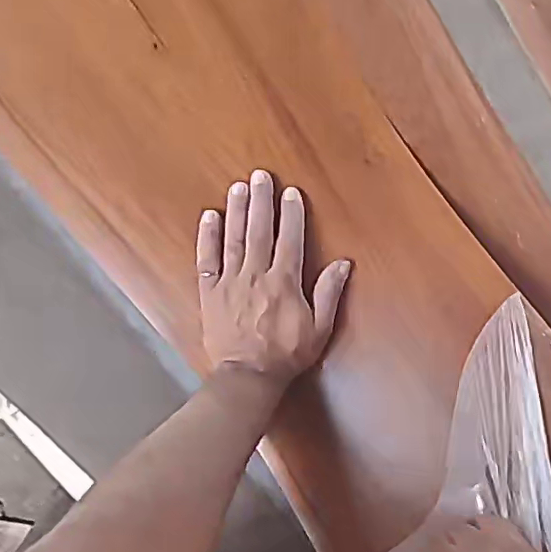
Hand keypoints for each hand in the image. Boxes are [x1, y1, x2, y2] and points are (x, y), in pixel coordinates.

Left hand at [197, 169, 351, 386]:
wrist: (249, 376)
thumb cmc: (286, 355)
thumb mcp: (319, 329)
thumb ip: (329, 294)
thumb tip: (343, 264)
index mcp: (284, 282)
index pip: (290, 239)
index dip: (292, 214)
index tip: (291, 193)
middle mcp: (256, 275)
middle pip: (260, 230)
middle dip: (262, 201)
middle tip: (261, 176)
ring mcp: (230, 282)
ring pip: (234, 239)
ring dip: (237, 210)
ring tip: (239, 187)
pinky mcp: (210, 293)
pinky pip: (207, 259)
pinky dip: (207, 237)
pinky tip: (210, 217)